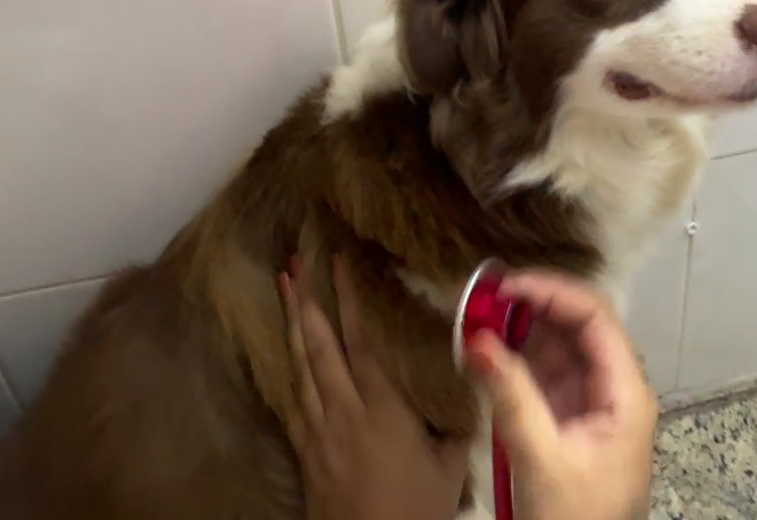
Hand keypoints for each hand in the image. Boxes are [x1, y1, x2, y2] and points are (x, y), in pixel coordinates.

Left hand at [280, 258, 469, 519]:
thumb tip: (470, 381)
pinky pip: (295, 396)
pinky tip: (290, 352)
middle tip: (296, 260)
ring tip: (286, 288)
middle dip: (307, 299)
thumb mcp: (449, 463)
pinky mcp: (306, 452)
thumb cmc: (415, 509)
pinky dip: (291, 365)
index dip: (348, 296)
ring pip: (300, 365)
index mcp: (380, 404)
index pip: (359, 337)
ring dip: (293, 324)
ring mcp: (317, 430)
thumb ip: (453, 418)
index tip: (339, 260)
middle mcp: (342, 409)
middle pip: (318, 344)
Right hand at [465, 273, 657, 519]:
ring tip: (482, 310)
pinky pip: (545, 368)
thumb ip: (510, 396)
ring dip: (522, 323)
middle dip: (535, 302)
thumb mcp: (540, 459)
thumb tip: (475, 338)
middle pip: (579, 323)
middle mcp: (614, 384)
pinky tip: (489, 343)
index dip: (552, 291)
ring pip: (560, 341)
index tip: (507, 285)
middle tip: (487, 293)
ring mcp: (591, 398)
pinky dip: (517, 352)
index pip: (595, 317)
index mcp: (626, 391)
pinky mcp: (569, 413)